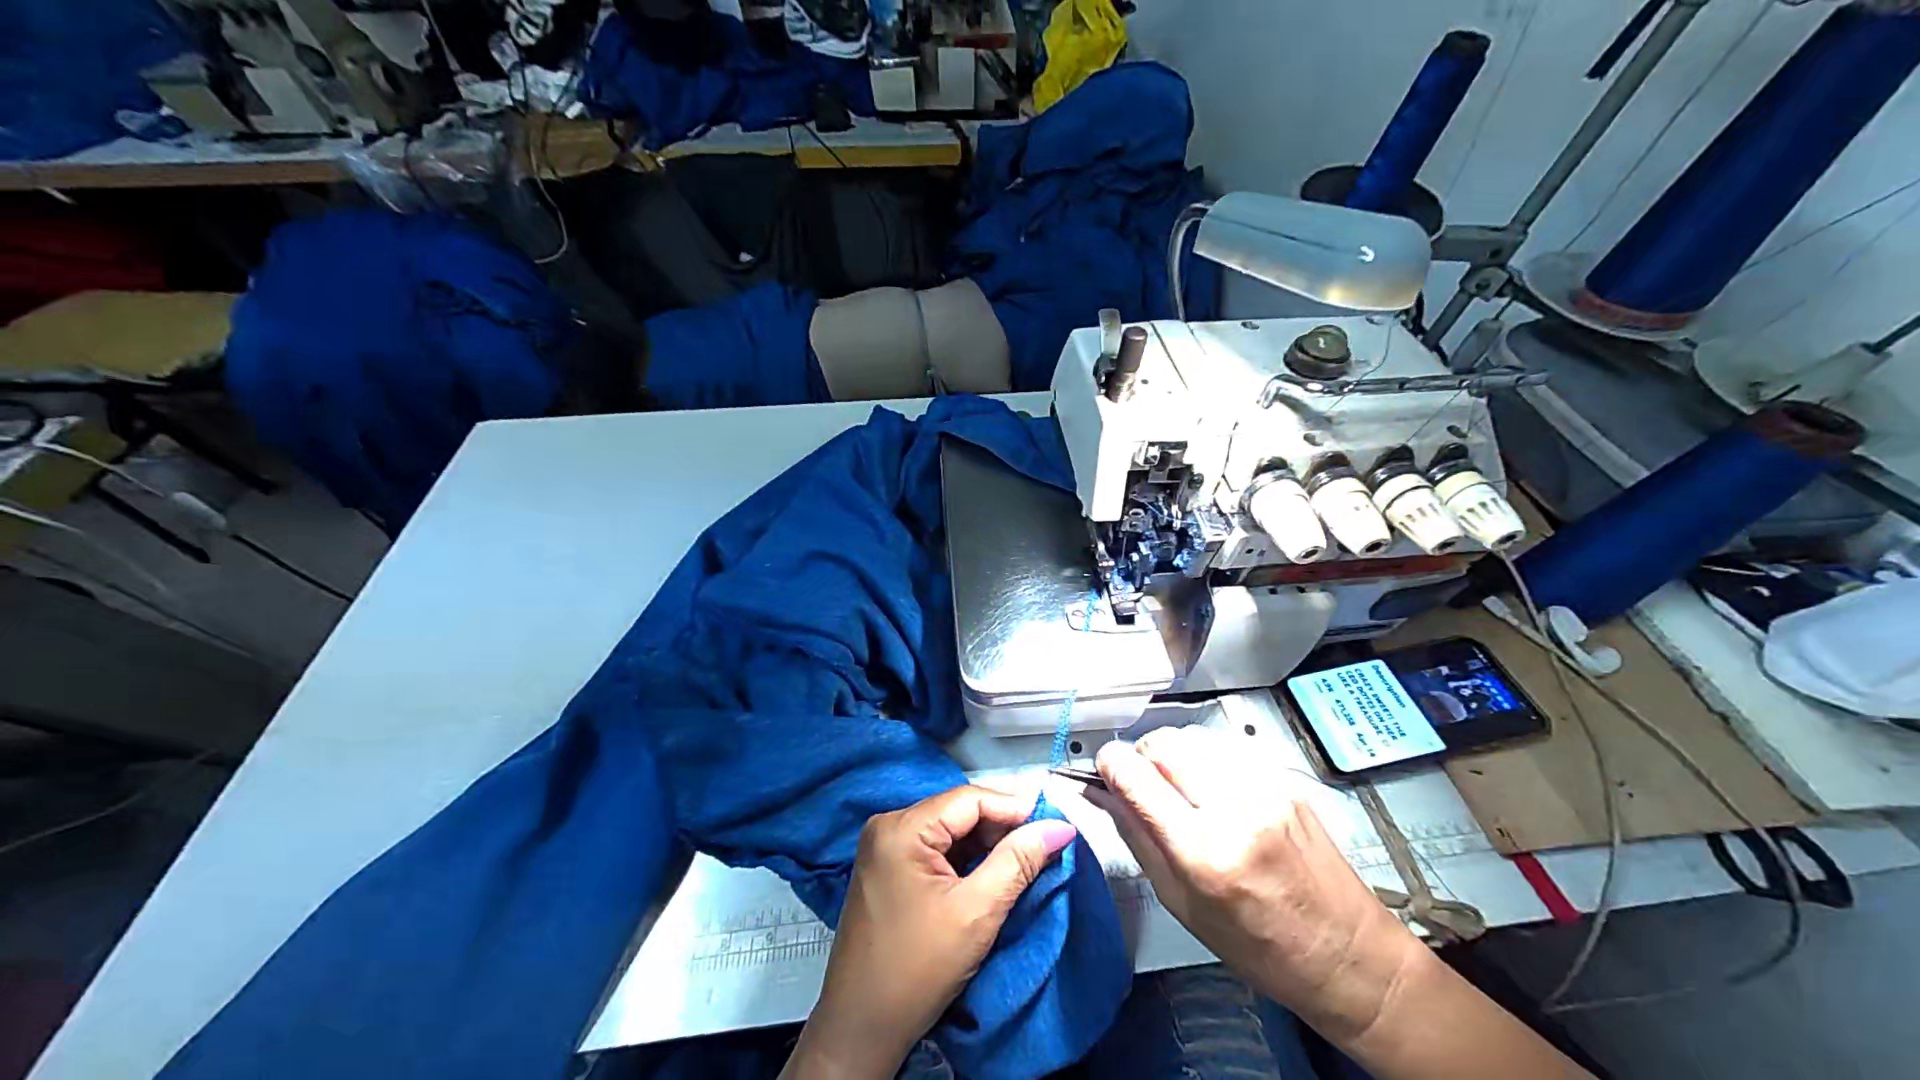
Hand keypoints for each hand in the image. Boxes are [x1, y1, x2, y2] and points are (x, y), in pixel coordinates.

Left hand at [782, 785, 1078, 1079]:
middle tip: (1043, 846)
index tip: (1053, 826)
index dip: (1014, 809)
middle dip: (1002, 827)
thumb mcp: (976, 913)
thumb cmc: (917, 970)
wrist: (861, 1025)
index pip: (969, 799)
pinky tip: (992, 872)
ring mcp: (885, 847)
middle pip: (958, 811)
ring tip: (1024, 861)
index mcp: (901, 828)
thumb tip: (1057, 828)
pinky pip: (936, 848)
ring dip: (987, 844)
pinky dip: (966, 858)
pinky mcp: (889, 867)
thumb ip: (1018, 862)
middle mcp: (889, 826)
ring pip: (949, 830)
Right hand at [1093, 727, 1420, 1045]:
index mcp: (1204, 853)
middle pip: (1162, 742)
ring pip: (1192, 737)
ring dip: (1172, 755)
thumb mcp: (1182, 904)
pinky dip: (1204, 760)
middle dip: (1139, 755)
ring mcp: (1265, 790)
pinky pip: (1224, 749)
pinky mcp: (1284, 781)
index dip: (1109, 764)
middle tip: (1138, 781)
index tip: (1103, 770)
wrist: (1348, 953)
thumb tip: (1103, 794)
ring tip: (1176, 788)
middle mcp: (1236, 810)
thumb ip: (1137, 838)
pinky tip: (1210, 790)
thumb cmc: (1264, 948)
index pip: (1136, 774)